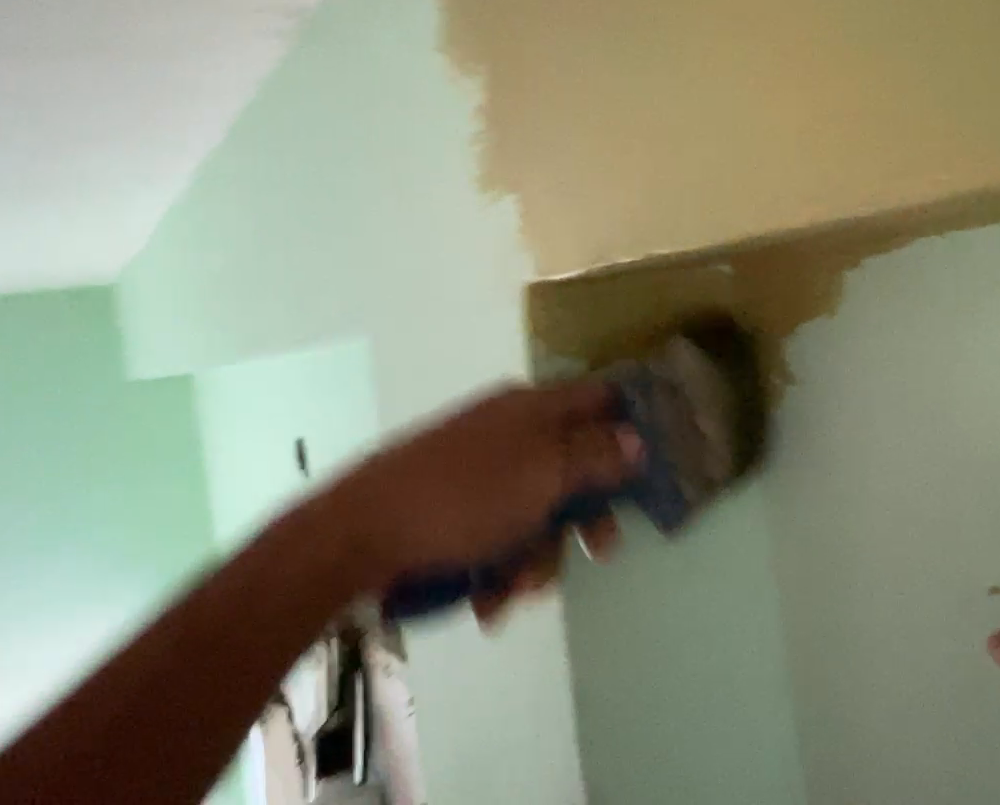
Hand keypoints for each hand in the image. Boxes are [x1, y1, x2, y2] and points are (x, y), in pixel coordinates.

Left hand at [326, 379, 640, 614]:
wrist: (352, 539)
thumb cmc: (463, 500)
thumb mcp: (545, 475)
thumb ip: (597, 456)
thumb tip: (638, 437)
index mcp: (534, 407)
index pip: (601, 400)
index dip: (630, 429)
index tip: (647, 471)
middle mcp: (510, 428)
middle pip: (574, 465)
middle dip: (582, 518)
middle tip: (599, 553)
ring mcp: (477, 466)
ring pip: (537, 507)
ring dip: (537, 555)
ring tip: (513, 594)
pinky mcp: (450, 504)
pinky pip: (497, 530)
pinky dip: (500, 565)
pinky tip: (488, 599)